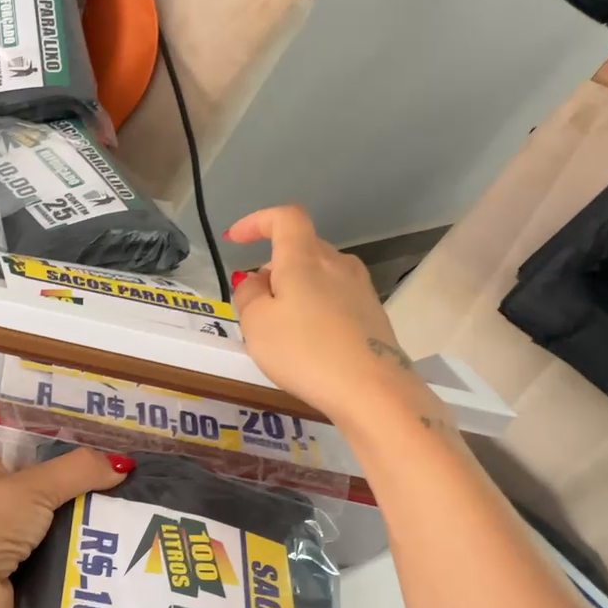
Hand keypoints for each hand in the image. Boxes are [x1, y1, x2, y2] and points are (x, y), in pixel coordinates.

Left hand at [0, 449, 131, 607]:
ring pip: (55, 537)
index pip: (33, 464)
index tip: (112, 473)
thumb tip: (123, 464)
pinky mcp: (16, 583)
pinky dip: (78, 568)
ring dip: (85, 539)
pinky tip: (115, 566)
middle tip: (131, 507)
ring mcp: (1, 548)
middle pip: (48, 502)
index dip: (69, 467)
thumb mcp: (34, 486)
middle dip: (83, 506)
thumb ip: (78, 471)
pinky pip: (56, 568)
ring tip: (134, 536)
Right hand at [226, 206, 434, 425]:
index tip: (235, 239)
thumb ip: (248, 295)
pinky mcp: (372, 313)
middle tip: (253, 302)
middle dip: (272, 266)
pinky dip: (313, 305)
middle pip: (301, 248)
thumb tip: (257, 280)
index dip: (257, 221)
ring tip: (278, 324)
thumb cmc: (304, 351)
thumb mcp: (256, 324)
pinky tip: (307, 339)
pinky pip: (334, 296)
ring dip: (294, 288)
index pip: (285, 218)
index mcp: (304, 258)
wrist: (372, 389)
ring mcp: (360, 287)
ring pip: (318, 273)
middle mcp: (337, 263)